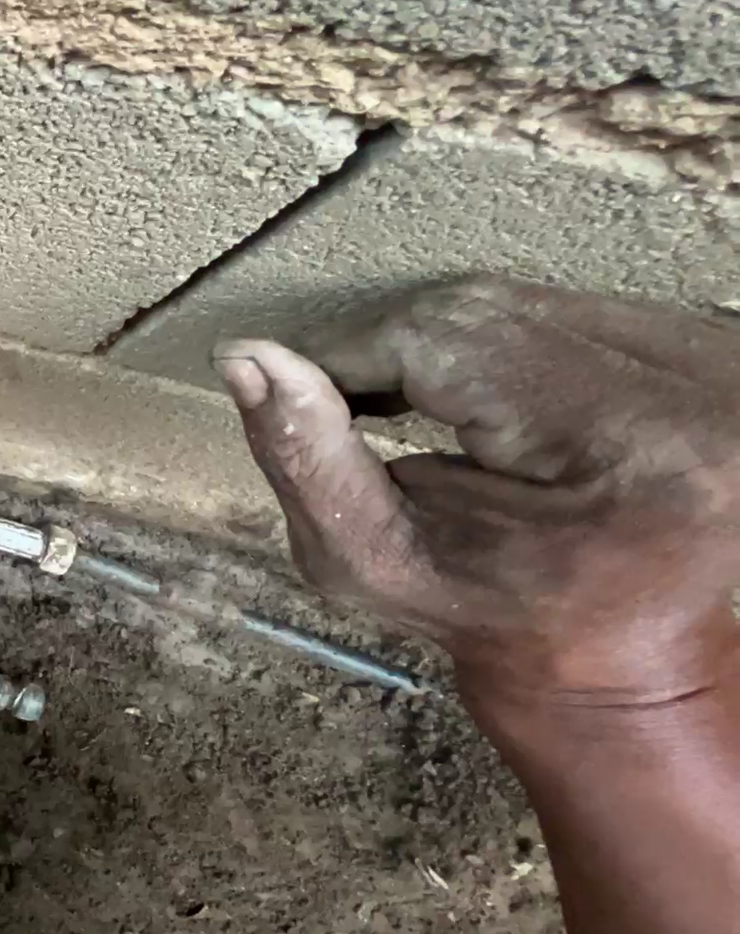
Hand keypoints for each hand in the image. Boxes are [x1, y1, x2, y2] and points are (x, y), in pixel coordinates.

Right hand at [213, 277, 739, 706]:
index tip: (280, 398)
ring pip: (498, 301)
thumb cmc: (476, 611)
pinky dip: (460, 342)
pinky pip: (539, 307)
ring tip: (370, 405)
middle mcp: (699, 380)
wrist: (604, 632)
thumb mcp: (358, 556)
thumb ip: (300, 452)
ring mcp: (710, 353)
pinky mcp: (697, 342)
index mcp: (626, 447)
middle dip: (367, 354)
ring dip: (407, 345)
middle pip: (468, 314)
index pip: (438, 342)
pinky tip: (435, 388)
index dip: (335, 360)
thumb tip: (240, 356)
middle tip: (321, 411)